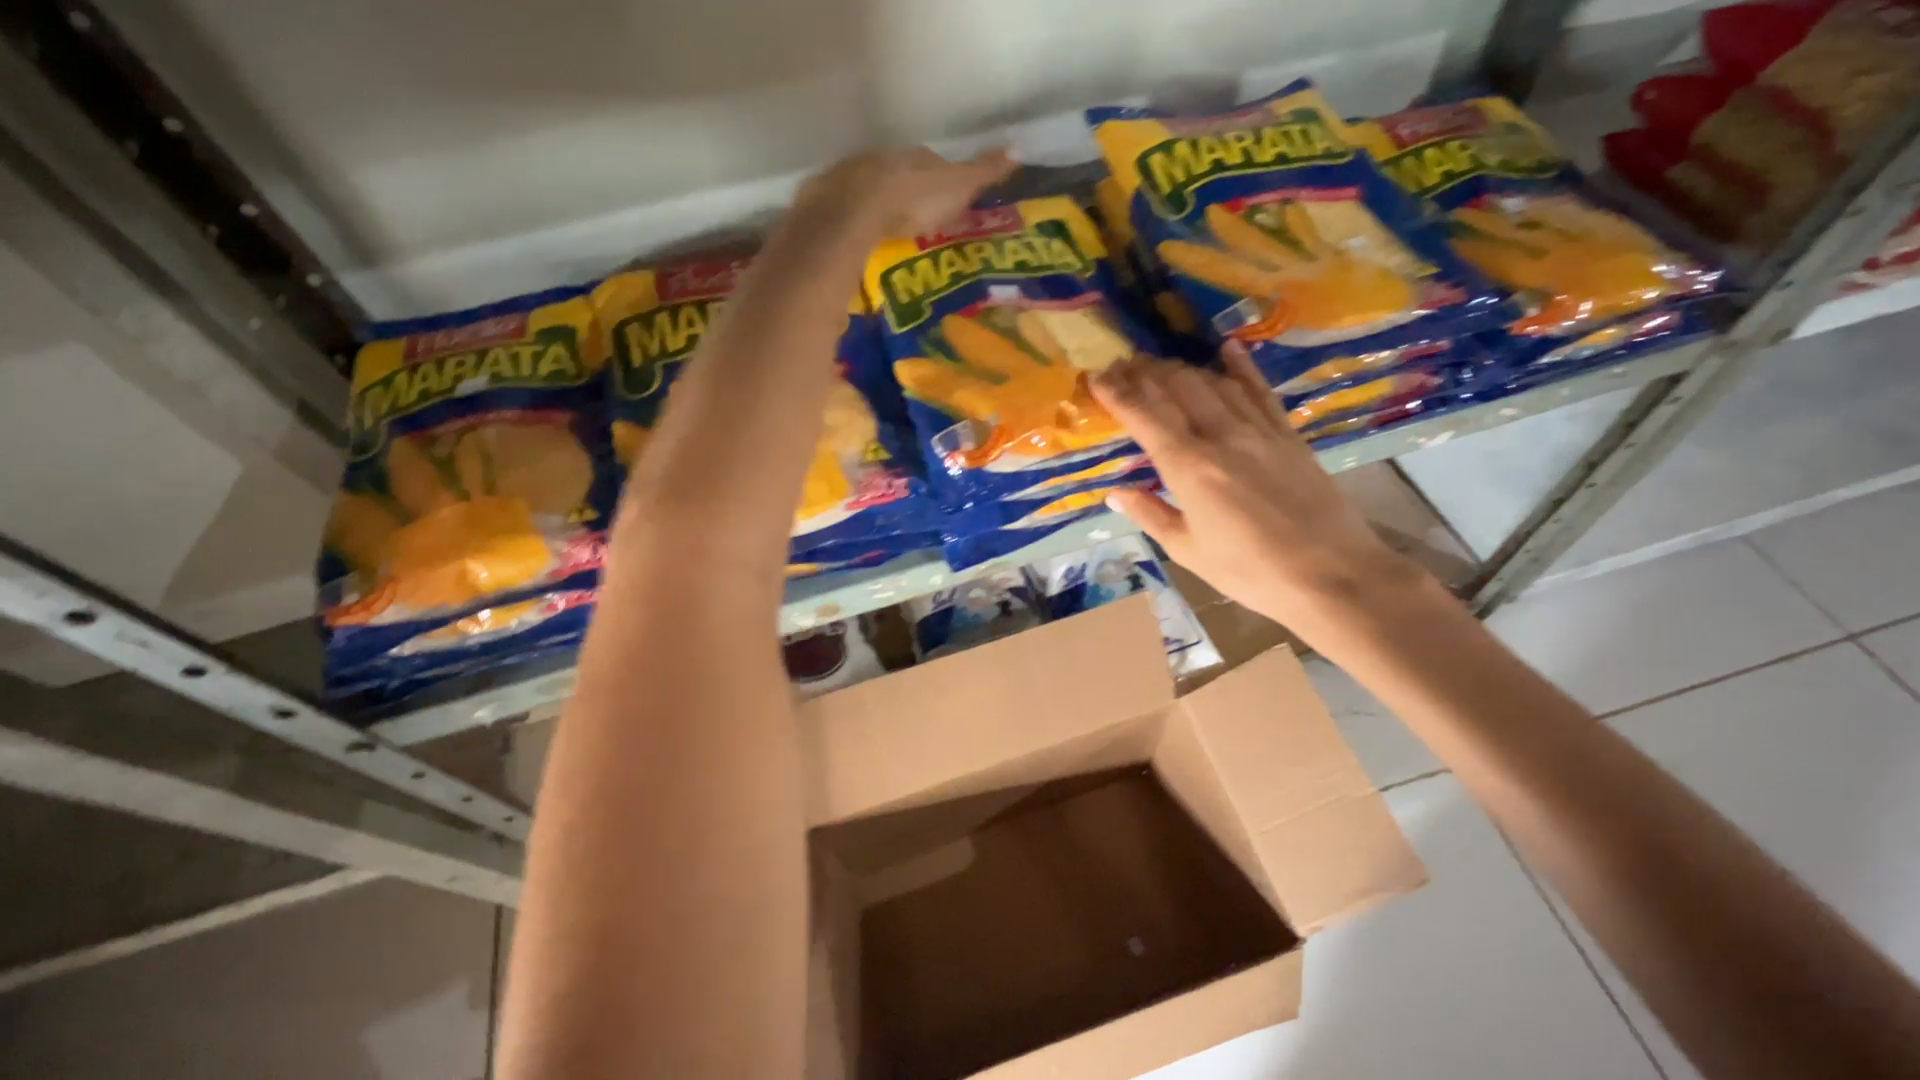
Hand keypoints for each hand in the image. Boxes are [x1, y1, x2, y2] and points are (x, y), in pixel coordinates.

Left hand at [807, 147, 1018, 236]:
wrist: (852, 212)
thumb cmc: (912, 199)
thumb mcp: (957, 187)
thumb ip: (983, 172)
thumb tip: (1017, 149)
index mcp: (914, 158)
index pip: (931, 164)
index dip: (939, 181)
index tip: (945, 201)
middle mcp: (880, 160)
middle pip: (897, 175)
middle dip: (905, 192)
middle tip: (914, 218)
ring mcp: (847, 178)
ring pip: (866, 190)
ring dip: (875, 205)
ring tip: (884, 231)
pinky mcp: (822, 202)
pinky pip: (839, 210)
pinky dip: (848, 221)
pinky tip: (853, 238)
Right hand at [1089, 345, 1425, 630]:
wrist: (1332, 574)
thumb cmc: (1251, 572)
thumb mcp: (1189, 551)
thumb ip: (1152, 515)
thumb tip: (1116, 492)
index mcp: (1189, 468)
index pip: (1145, 416)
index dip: (1117, 393)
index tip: (1096, 376)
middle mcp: (1221, 437)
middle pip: (1178, 387)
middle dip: (1145, 372)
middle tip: (1122, 366)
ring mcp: (1259, 431)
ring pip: (1214, 383)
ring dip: (1182, 368)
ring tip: (1159, 364)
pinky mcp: (1288, 435)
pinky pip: (1260, 391)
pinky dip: (1241, 367)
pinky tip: (1228, 348)